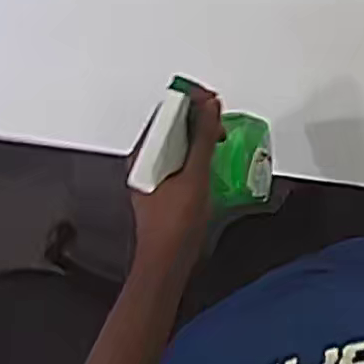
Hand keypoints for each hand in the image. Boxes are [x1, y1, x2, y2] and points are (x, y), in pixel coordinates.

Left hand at [130, 84, 224, 272]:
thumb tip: (209, 107)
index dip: (189, 101)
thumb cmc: (175, 224)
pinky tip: (213, 154)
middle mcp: (145, 162)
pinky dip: (199, 148)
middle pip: (172, 125)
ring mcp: (155, 173)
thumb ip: (204, 138)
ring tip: (219, 135)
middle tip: (219, 117)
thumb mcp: (195, 174)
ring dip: (201, 132)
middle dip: (198, 115)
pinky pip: (182, 155)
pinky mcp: (166, 184)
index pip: (165, 113)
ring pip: (179, 140)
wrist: (168, 264)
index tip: (212, 99)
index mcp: (144, 156)